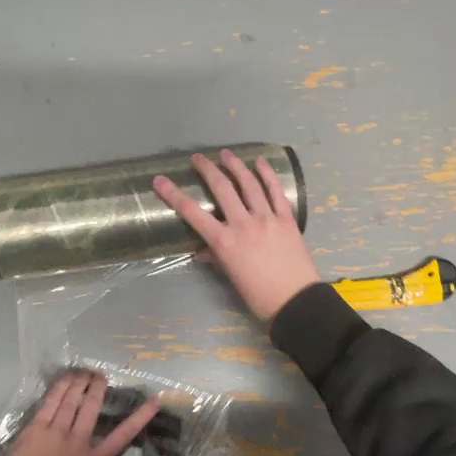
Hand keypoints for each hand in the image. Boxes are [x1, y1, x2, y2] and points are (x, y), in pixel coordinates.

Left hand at [3, 370, 159, 455]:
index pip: (123, 436)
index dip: (140, 418)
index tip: (154, 401)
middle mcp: (78, 441)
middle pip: (92, 408)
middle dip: (98, 389)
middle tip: (102, 376)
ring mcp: (56, 432)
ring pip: (71, 401)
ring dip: (78, 384)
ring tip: (84, 372)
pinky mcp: (35, 428)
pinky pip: (49, 403)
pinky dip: (57, 389)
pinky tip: (62, 380)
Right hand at [153, 149, 321, 322]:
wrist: (295, 301)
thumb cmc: (259, 295)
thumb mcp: (231, 278)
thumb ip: (217, 258)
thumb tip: (203, 251)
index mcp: (224, 242)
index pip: (193, 213)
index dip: (173, 194)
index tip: (160, 180)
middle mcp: (243, 224)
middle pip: (221, 188)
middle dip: (207, 169)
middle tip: (198, 158)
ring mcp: (266, 218)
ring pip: (249, 184)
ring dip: (236, 166)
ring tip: (226, 154)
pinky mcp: (286, 219)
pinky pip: (276, 192)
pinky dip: (268, 174)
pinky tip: (261, 162)